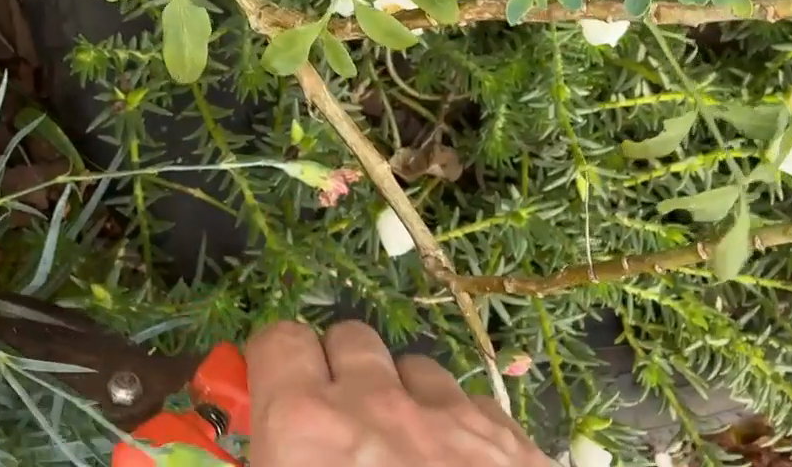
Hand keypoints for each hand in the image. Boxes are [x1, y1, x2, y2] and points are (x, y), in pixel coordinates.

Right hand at [245, 321, 549, 466]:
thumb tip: (273, 464)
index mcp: (304, 423)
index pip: (278, 339)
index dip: (276, 363)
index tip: (279, 395)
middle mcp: (375, 403)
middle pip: (350, 338)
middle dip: (342, 371)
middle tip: (344, 428)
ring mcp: (453, 421)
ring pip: (416, 367)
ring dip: (404, 398)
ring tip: (408, 453)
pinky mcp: (518, 448)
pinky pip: (477, 406)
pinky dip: (465, 430)